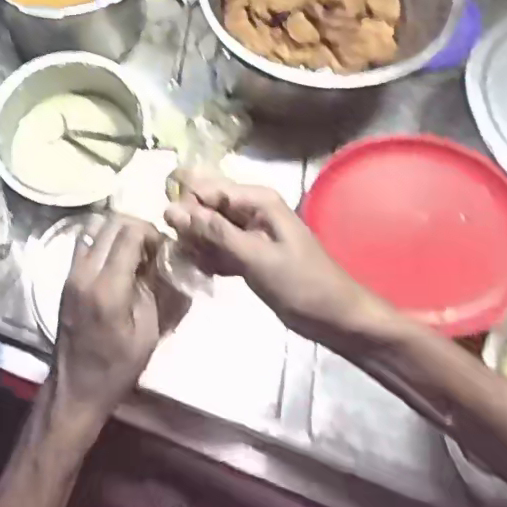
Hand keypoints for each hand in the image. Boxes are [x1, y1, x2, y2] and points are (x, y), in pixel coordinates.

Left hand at [54, 216, 186, 418]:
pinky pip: (84, 242)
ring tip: (135, 253)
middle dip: (137, 228)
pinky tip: (118, 262)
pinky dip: (103, 241)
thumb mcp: (148, 331)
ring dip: (118, 231)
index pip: (129, 234)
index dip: (152, 233)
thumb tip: (164, 260)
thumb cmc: (117, 367)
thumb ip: (155, 289)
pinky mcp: (66, 277)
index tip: (164, 250)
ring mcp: (71, 273)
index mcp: (108, 288)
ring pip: (94, 227)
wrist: (75, 388)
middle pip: (110, 223)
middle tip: (152, 249)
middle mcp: (85, 273)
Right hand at [165, 169, 407, 352]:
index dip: (185, 206)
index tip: (170, 232)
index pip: (206, 188)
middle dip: (190, 228)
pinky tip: (206, 273)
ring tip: (197, 266)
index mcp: (258, 200)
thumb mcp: (255, 256)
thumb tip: (172, 209)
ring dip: (198, 246)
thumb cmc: (301, 284)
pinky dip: (210, 259)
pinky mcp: (248, 254)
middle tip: (186, 254)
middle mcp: (251, 209)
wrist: (335, 318)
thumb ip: (214, 232)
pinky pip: (218, 248)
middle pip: (205, 207)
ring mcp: (249, 232)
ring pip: (209, 229)